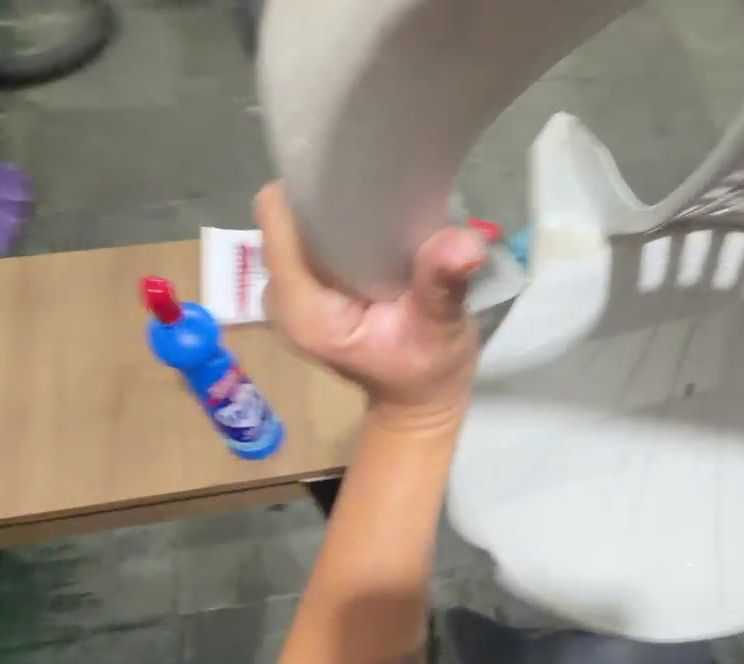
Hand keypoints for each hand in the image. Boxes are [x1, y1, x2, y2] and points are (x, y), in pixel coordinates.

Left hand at [255, 183, 484, 429]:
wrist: (419, 403)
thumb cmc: (427, 374)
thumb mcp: (443, 331)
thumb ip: (443, 285)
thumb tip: (464, 242)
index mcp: (304, 310)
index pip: (278, 218)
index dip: (311, 189)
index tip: (354, 179)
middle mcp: (281, 298)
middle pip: (287, 217)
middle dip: (327, 201)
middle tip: (378, 199)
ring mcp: (288, 294)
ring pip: (296, 225)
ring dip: (332, 214)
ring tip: (377, 215)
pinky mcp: (301, 291)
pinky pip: (305, 241)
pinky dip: (335, 232)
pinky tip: (369, 235)